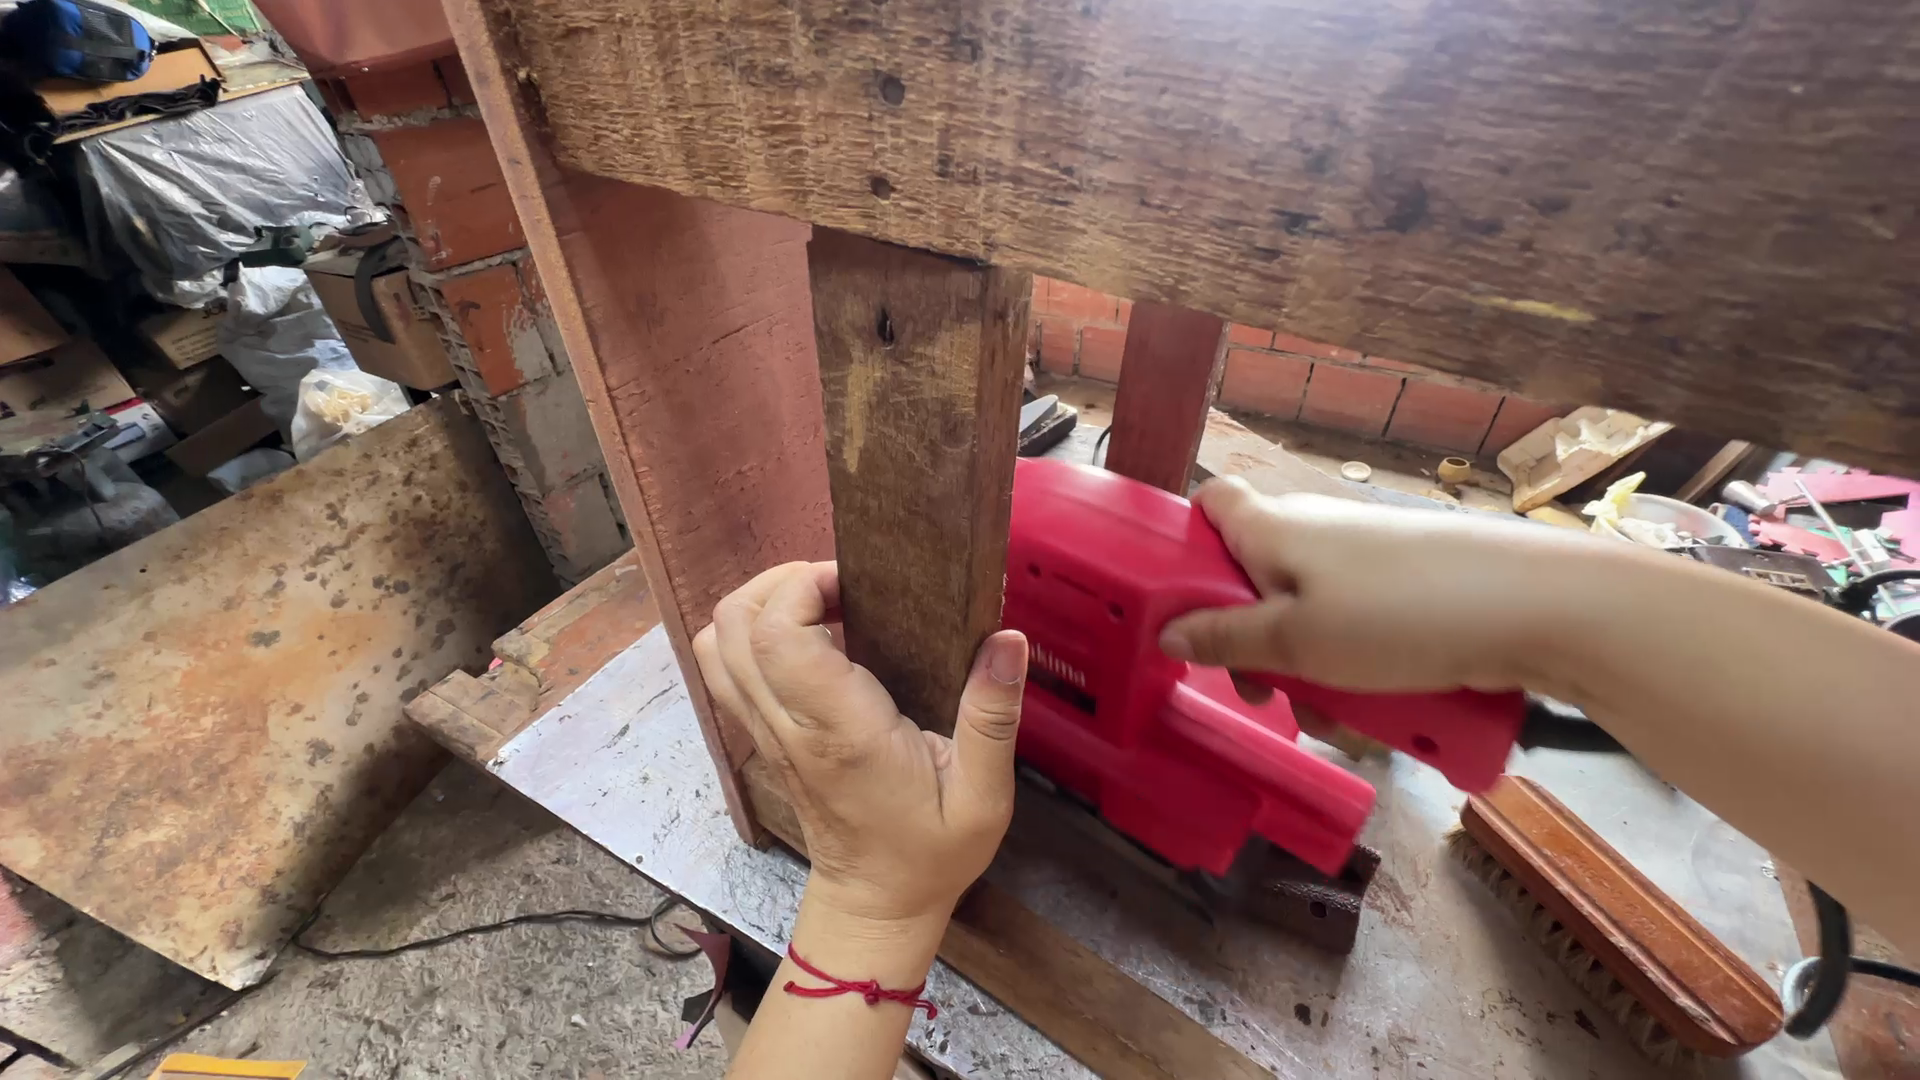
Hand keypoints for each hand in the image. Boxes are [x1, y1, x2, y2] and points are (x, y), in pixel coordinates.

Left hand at [693, 561, 1027, 926]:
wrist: (874, 904)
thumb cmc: (930, 851)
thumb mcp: (983, 796)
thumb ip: (994, 717)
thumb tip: (1008, 639)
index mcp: (840, 731)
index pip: (778, 637)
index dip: (803, 586)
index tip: (856, 580)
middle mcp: (787, 724)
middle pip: (734, 625)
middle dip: (781, 582)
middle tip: (842, 583)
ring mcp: (764, 730)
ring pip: (718, 642)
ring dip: (762, 603)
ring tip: (822, 602)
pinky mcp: (760, 734)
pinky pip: (727, 667)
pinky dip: (753, 632)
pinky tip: (809, 635)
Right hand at [1159, 476, 1618, 693]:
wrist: (1546, 608)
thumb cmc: (1398, 616)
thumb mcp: (1297, 642)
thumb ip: (1225, 640)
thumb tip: (1165, 635)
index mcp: (1272, 527)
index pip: (1211, 501)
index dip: (1189, 538)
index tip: (1189, 596)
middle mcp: (1312, 529)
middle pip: (1252, 575)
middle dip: (1249, 638)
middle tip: (1265, 692)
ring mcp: (1362, 555)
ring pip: (1304, 610)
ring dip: (1304, 666)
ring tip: (1334, 717)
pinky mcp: (1405, 581)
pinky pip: (1352, 619)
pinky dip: (1349, 660)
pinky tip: (1374, 704)